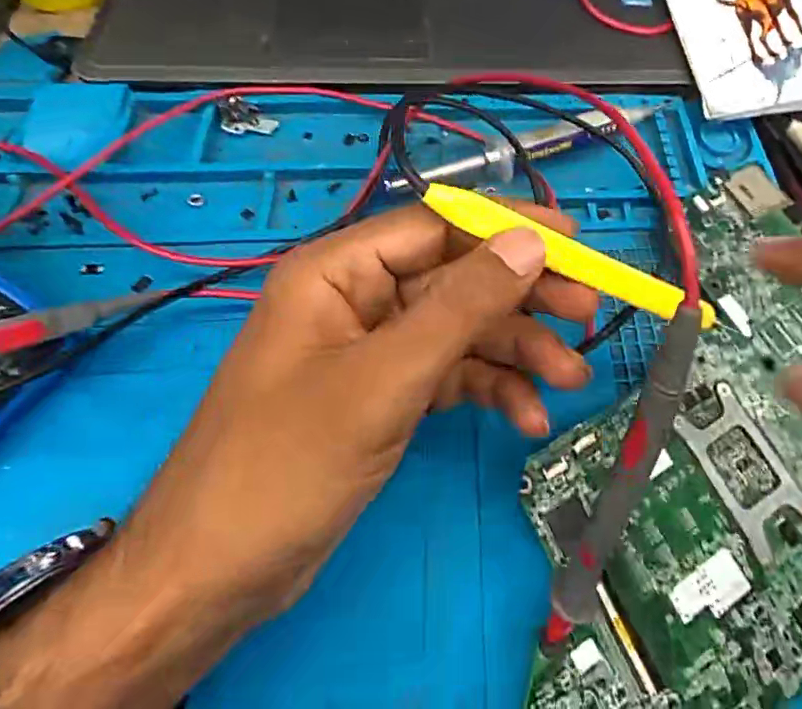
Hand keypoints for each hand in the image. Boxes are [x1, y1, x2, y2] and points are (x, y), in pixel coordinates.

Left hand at [0, 204, 597, 707]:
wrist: (214, 576)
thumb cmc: (287, 463)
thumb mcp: (385, 379)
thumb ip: (462, 307)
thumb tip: (529, 242)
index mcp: (339, 270)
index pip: (437, 225)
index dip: (507, 226)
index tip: (573, 240)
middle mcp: (359, 297)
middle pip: (457, 278)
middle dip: (522, 298)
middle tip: (586, 312)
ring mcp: (375, 348)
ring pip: (461, 330)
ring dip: (516, 352)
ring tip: (570, 379)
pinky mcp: (386, 393)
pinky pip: (449, 374)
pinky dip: (489, 390)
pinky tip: (526, 416)